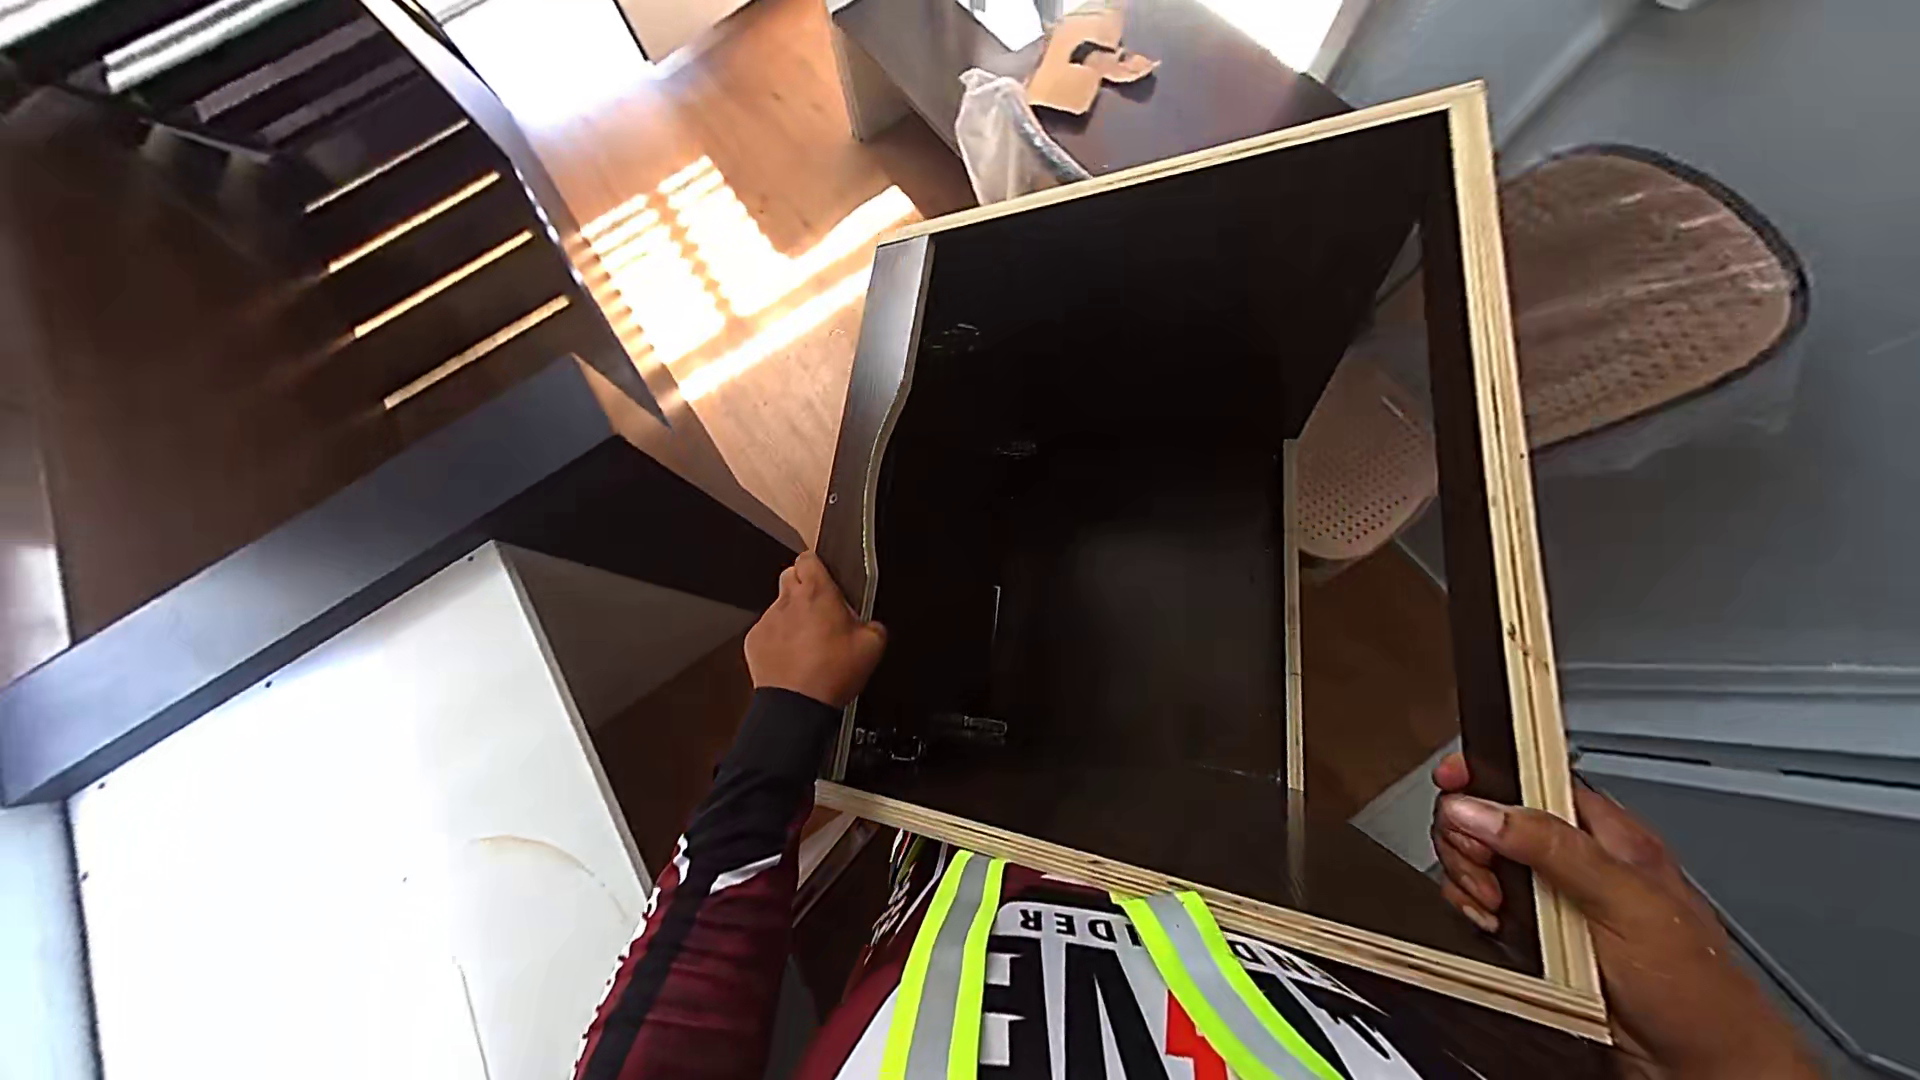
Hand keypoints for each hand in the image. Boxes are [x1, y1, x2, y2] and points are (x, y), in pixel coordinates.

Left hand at [744, 551, 886, 707]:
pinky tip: (793, 655)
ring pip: (779, 604)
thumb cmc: (832, 673)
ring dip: (792, 614)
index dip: (817, 565)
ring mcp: (768, 620)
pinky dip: (778, 637)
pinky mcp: (755, 640)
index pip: (808, 557)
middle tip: (819, 607)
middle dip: (804, 586)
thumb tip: (872, 624)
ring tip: (807, 639)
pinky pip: (767, 629)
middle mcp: (788, 600)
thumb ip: (874, 624)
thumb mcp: (873, 646)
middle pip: (790, 575)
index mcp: (817, 592)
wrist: (797, 706)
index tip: (825, 576)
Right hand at [1431, 754, 1819, 1078]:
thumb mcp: (1629, 905)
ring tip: (1497, 904)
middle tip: (1486, 867)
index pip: (1527, 775)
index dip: (1482, 772)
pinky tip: (1493, 923)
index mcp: (1599, 833)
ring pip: (1469, 853)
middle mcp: (1565, 855)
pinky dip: (1467, 905)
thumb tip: (1475, 808)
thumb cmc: (1702, 999)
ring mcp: (1541, 889)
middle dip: (1468, 838)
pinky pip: (1468, 894)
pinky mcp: (1520, 922)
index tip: (1451, 780)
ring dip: (1467, 877)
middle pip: (1482, 814)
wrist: (1700, 1075)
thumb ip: (1552, 846)